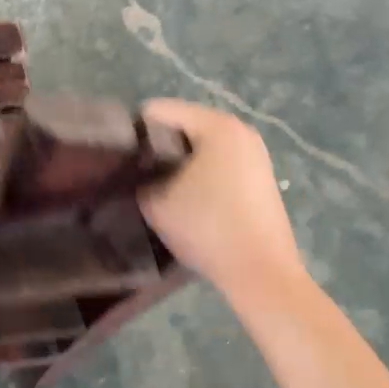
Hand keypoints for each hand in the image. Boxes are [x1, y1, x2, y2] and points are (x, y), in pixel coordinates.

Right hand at [138, 99, 306, 297]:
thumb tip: (141, 176)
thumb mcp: (156, 203)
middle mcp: (239, 130)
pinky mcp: (261, 177)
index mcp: (216, 125)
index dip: (134, 133)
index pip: (158, 111)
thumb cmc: (209, 229)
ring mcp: (255, 153)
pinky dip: (202, 173)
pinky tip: (192, 200)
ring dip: (180, 161)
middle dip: (159, 146)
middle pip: (182, 124)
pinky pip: (219, 161)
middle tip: (142, 175)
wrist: (264, 276)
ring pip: (201, 144)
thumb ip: (139, 179)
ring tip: (164, 189)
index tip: (124, 160)